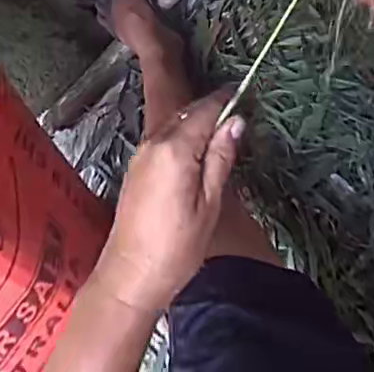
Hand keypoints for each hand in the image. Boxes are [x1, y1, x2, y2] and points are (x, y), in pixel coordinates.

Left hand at [88, 89, 245, 313]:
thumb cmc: (175, 248)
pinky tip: (196, 151)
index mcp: (175, 149)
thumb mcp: (209, 204)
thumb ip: (221, 157)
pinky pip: (164, 136)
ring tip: (221, 133)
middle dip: (212, 108)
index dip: (226, 100)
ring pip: (175, 121)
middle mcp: (155, 142)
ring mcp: (142, 152)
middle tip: (237, 115)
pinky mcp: (136, 165)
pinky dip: (183, 133)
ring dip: (197, 120)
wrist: (129, 277)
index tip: (244, 94)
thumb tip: (236, 121)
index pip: (205, 110)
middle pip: (188, 111)